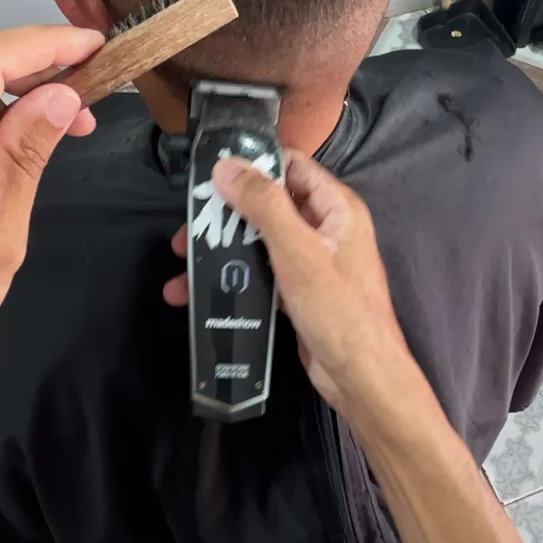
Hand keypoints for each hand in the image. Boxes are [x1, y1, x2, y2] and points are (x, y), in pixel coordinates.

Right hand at [162, 151, 424, 418]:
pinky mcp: (299, 292)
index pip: (292, 167)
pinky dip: (233, 279)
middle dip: (226, 215)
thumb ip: (265, 205)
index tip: (210, 171)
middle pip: (269, 206)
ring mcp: (312, 262)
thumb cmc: (338, 311)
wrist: (361, 378)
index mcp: (336, 208)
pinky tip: (197, 293)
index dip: (253, 164)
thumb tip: (227, 166)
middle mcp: (326, 229)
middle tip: (186, 228)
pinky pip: (261, 274)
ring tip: (181, 262)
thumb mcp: (298, 253)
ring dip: (222, 250)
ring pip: (260, 243)